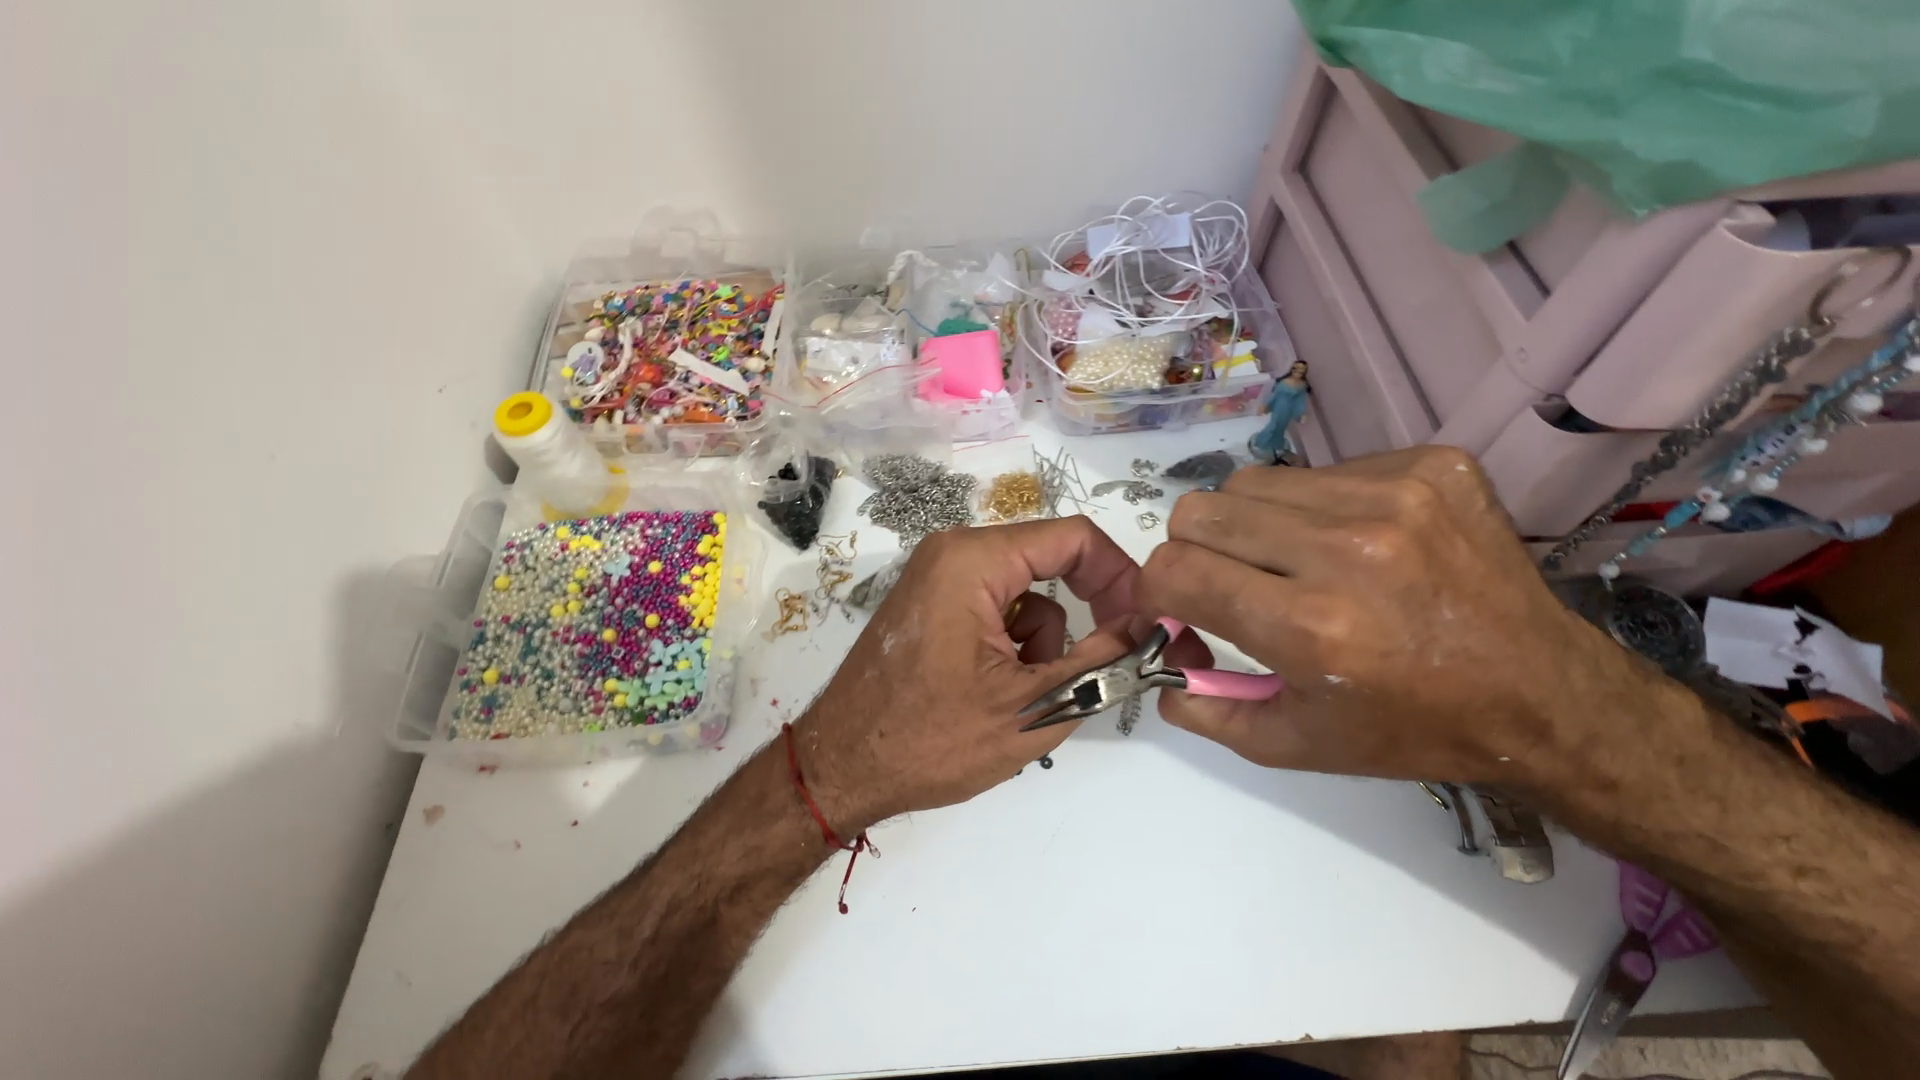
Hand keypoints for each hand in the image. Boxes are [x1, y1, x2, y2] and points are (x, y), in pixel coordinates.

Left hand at [792, 517, 1139, 832]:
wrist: (842, 770)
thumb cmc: (929, 740)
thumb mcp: (1032, 706)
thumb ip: (1100, 661)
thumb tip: (1148, 629)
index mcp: (972, 559)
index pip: (1075, 538)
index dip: (1122, 578)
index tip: (1146, 625)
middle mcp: (953, 553)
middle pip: (1051, 565)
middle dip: (1079, 620)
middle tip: (1097, 669)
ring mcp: (938, 578)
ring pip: (1029, 595)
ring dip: (1042, 644)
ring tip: (1017, 697)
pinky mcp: (933, 606)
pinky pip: (998, 610)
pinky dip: (1013, 648)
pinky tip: (990, 693)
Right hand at [1138, 446, 1635, 785]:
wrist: (1542, 694)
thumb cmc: (1410, 727)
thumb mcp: (1295, 745)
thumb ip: (1205, 709)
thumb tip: (1159, 660)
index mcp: (1310, 627)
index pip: (1176, 570)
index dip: (1159, 590)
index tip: (1178, 606)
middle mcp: (1348, 550)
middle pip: (1201, 511)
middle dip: (1196, 552)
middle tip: (1234, 584)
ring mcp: (1395, 496)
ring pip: (1254, 482)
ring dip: (1253, 524)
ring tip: (1295, 562)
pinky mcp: (1431, 466)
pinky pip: (1323, 469)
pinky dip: (1317, 506)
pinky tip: (1356, 543)